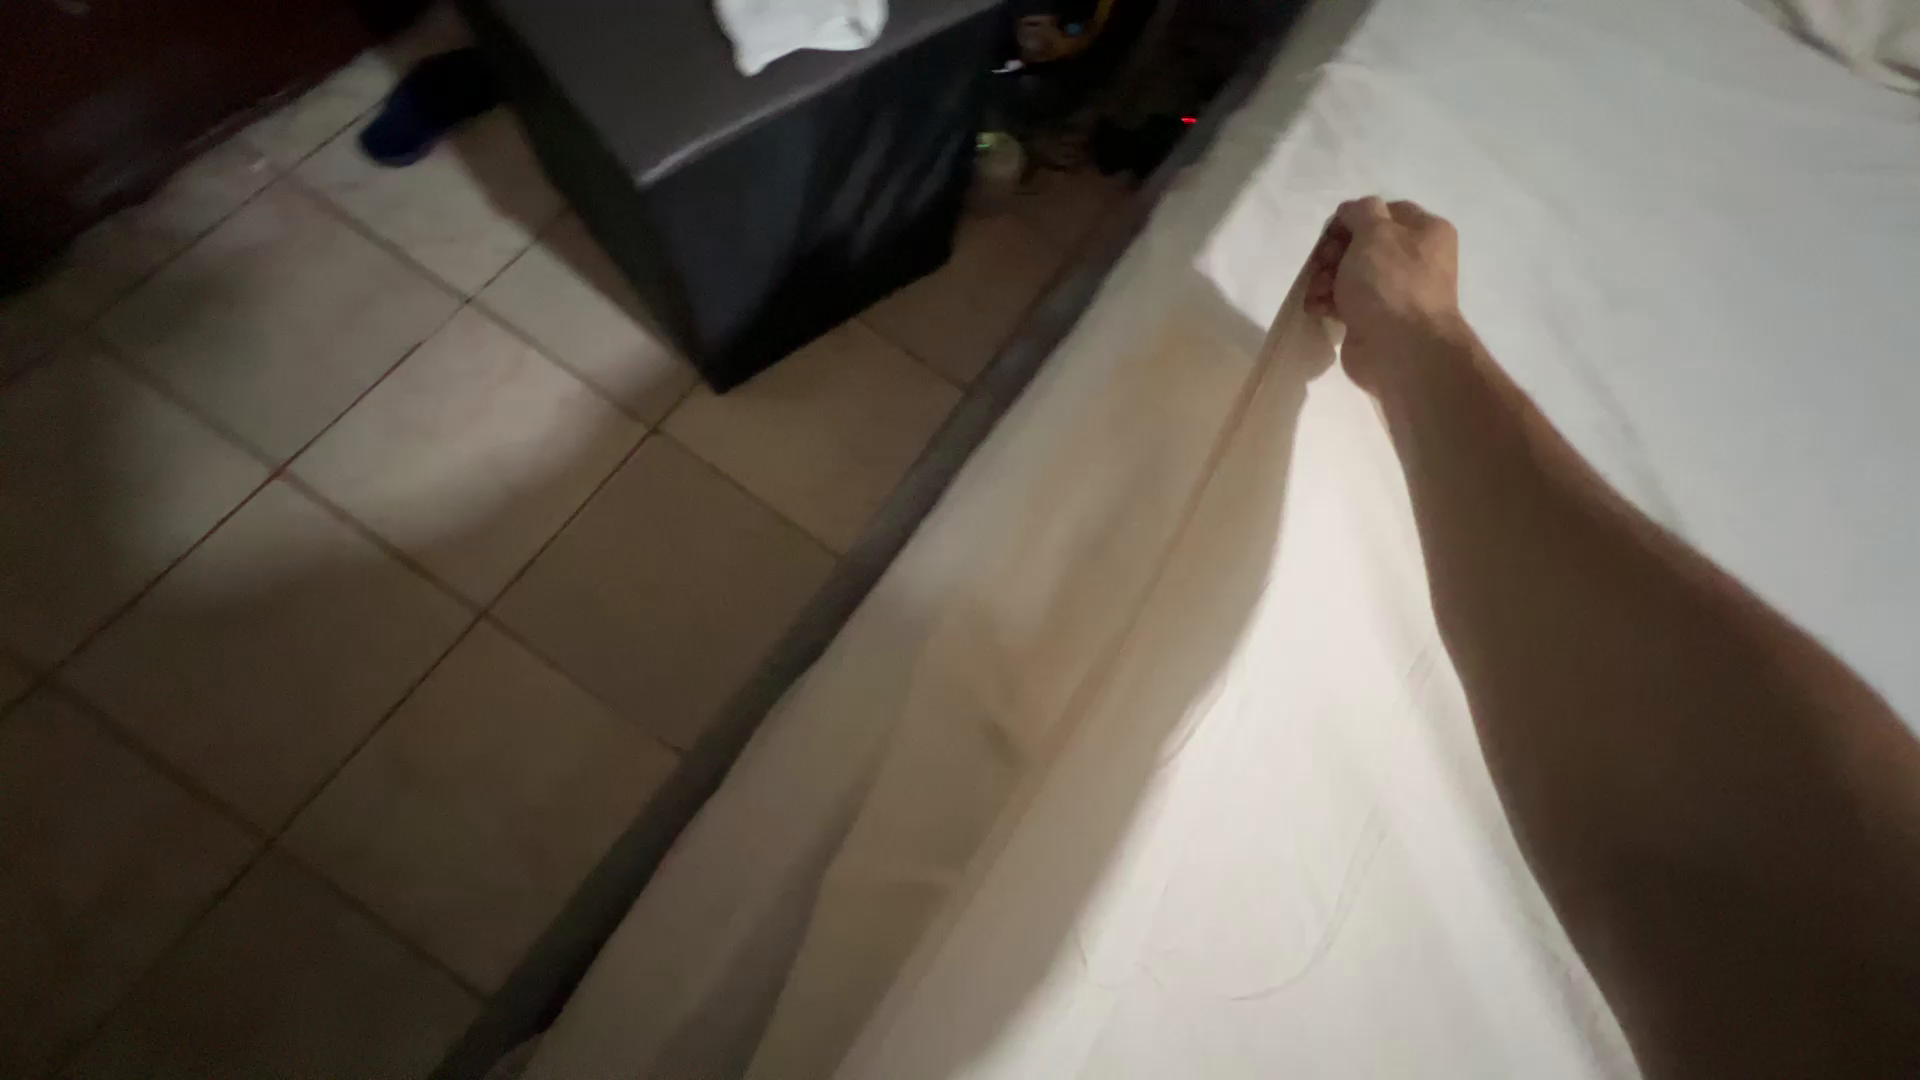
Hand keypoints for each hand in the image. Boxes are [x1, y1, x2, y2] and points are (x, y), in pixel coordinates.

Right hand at [1305, 196, 1466, 391]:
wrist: (1400, 348)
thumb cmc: (1390, 283)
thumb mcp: (1375, 232)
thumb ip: (1361, 212)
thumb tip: (1350, 212)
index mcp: (1424, 232)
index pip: (1384, 212)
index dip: (1352, 219)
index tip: (1330, 234)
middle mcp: (1413, 259)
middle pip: (1362, 245)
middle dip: (1333, 253)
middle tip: (1322, 264)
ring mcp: (1393, 292)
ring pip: (1349, 275)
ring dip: (1325, 279)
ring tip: (1316, 292)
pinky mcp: (1373, 319)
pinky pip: (1345, 302)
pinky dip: (1327, 302)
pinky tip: (1317, 309)